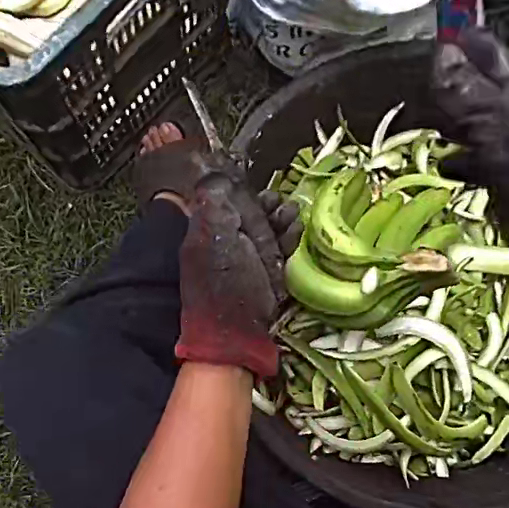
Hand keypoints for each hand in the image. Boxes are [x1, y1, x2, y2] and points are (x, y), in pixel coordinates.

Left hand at [174, 172, 297, 377]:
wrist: (235, 333)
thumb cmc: (222, 283)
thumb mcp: (211, 238)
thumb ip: (214, 206)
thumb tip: (215, 175)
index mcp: (211, 232)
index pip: (228, 202)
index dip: (245, 192)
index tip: (260, 187)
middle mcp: (231, 243)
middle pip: (254, 214)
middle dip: (269, 205)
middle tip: (282, 201)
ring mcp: (252, 260)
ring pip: (271, 230)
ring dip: (283, 219)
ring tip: (293, 213)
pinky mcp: (270, 275)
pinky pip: (283, 250)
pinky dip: (291, 238)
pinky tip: (297, 229)